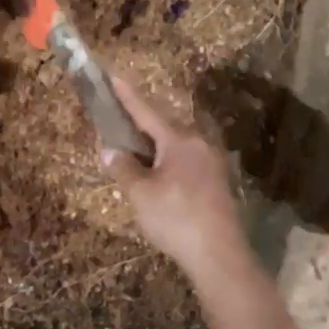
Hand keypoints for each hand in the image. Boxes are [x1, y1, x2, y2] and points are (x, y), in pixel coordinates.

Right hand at [102, 76, 246, 271]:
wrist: (218, 253)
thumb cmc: (175, 218)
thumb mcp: (140, 194)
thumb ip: (123, 168)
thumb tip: (110, 151)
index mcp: (179, 140)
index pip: (146, 112)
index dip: (127, 96)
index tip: (113, 75)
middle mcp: (198, 144)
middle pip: (163, 127)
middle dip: (139, 125)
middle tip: (117, 122)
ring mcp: (210, 163)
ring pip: (174, 146)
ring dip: (153, 148)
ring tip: (132, 152)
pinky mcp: (215, 182)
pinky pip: (184, 162)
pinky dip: (165, 163)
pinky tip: (155, 176)